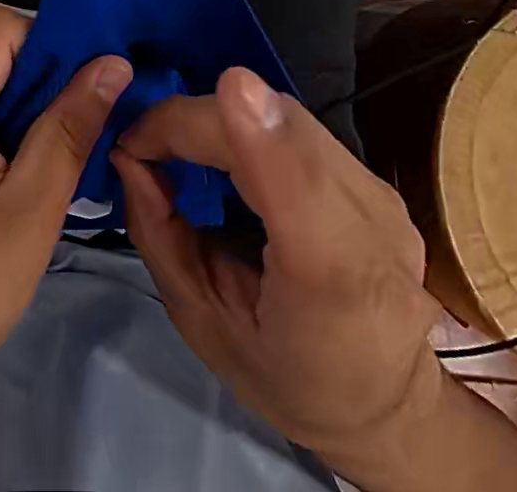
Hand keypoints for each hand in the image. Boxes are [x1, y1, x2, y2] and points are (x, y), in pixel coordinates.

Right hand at [113, 67, 445, 486]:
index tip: (142, 129)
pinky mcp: (375, 179)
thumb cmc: (287, 379)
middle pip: (278, 124)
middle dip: (197, 118)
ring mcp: (380, 192)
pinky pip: (299, 128)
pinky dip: (247, 126)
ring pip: (286, 113)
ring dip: (219, 117)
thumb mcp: (202, 321)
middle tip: (145, 143)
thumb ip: (161, 234)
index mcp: (332, 273)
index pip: (289, 172)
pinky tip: (222, 152)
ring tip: (176, 145)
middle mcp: (371, 218)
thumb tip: (129, 157)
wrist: (387, 402)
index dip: (223, 124)